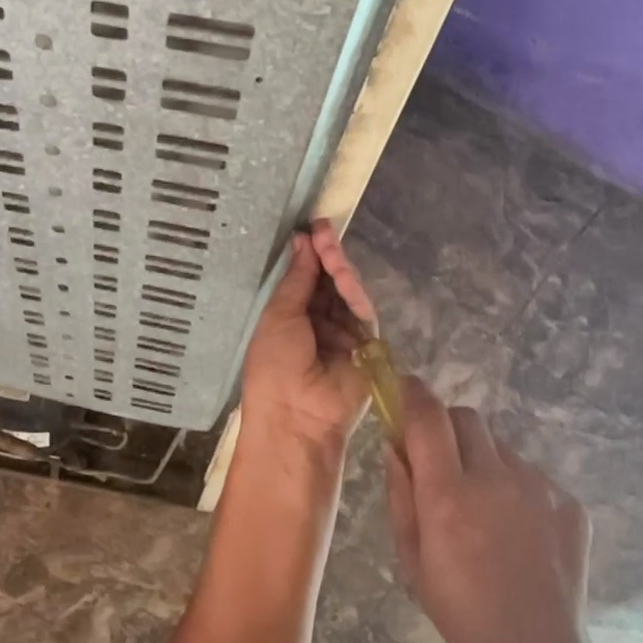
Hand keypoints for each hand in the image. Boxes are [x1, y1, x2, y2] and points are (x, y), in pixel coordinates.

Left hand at [239, 220, 375, 450]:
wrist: (297, 415)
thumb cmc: (274, 366)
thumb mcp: (278, 316)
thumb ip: (297, 279)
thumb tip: (302, 242)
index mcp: (290, 320)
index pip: (306, 281)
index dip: (310, 255)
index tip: (312, 228)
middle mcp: (318, 325)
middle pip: (329, 283)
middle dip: (327, 255)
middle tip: (324, 230)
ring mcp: (343, 335)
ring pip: (348, 293)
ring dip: (340, 269)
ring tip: (331, 250)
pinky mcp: (368, 346)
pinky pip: (364, 312)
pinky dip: (354, 293)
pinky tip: (344, 276)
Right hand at [384, 378, 595, 642]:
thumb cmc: (458, 609)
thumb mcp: (409, 554)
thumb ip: (400, 492)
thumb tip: (395, 445)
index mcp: (448, 495)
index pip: (428, 417)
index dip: (412, 394)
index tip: (404, 387)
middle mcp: (495, 480)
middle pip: (467, 418)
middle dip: (447, 427)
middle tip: (441, 461)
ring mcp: (540, 489)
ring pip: (501, 448)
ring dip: (483, 461)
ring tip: (484, 513)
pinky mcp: (570, 504)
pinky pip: (532, 476)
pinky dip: (516, 489)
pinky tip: (517, 533)